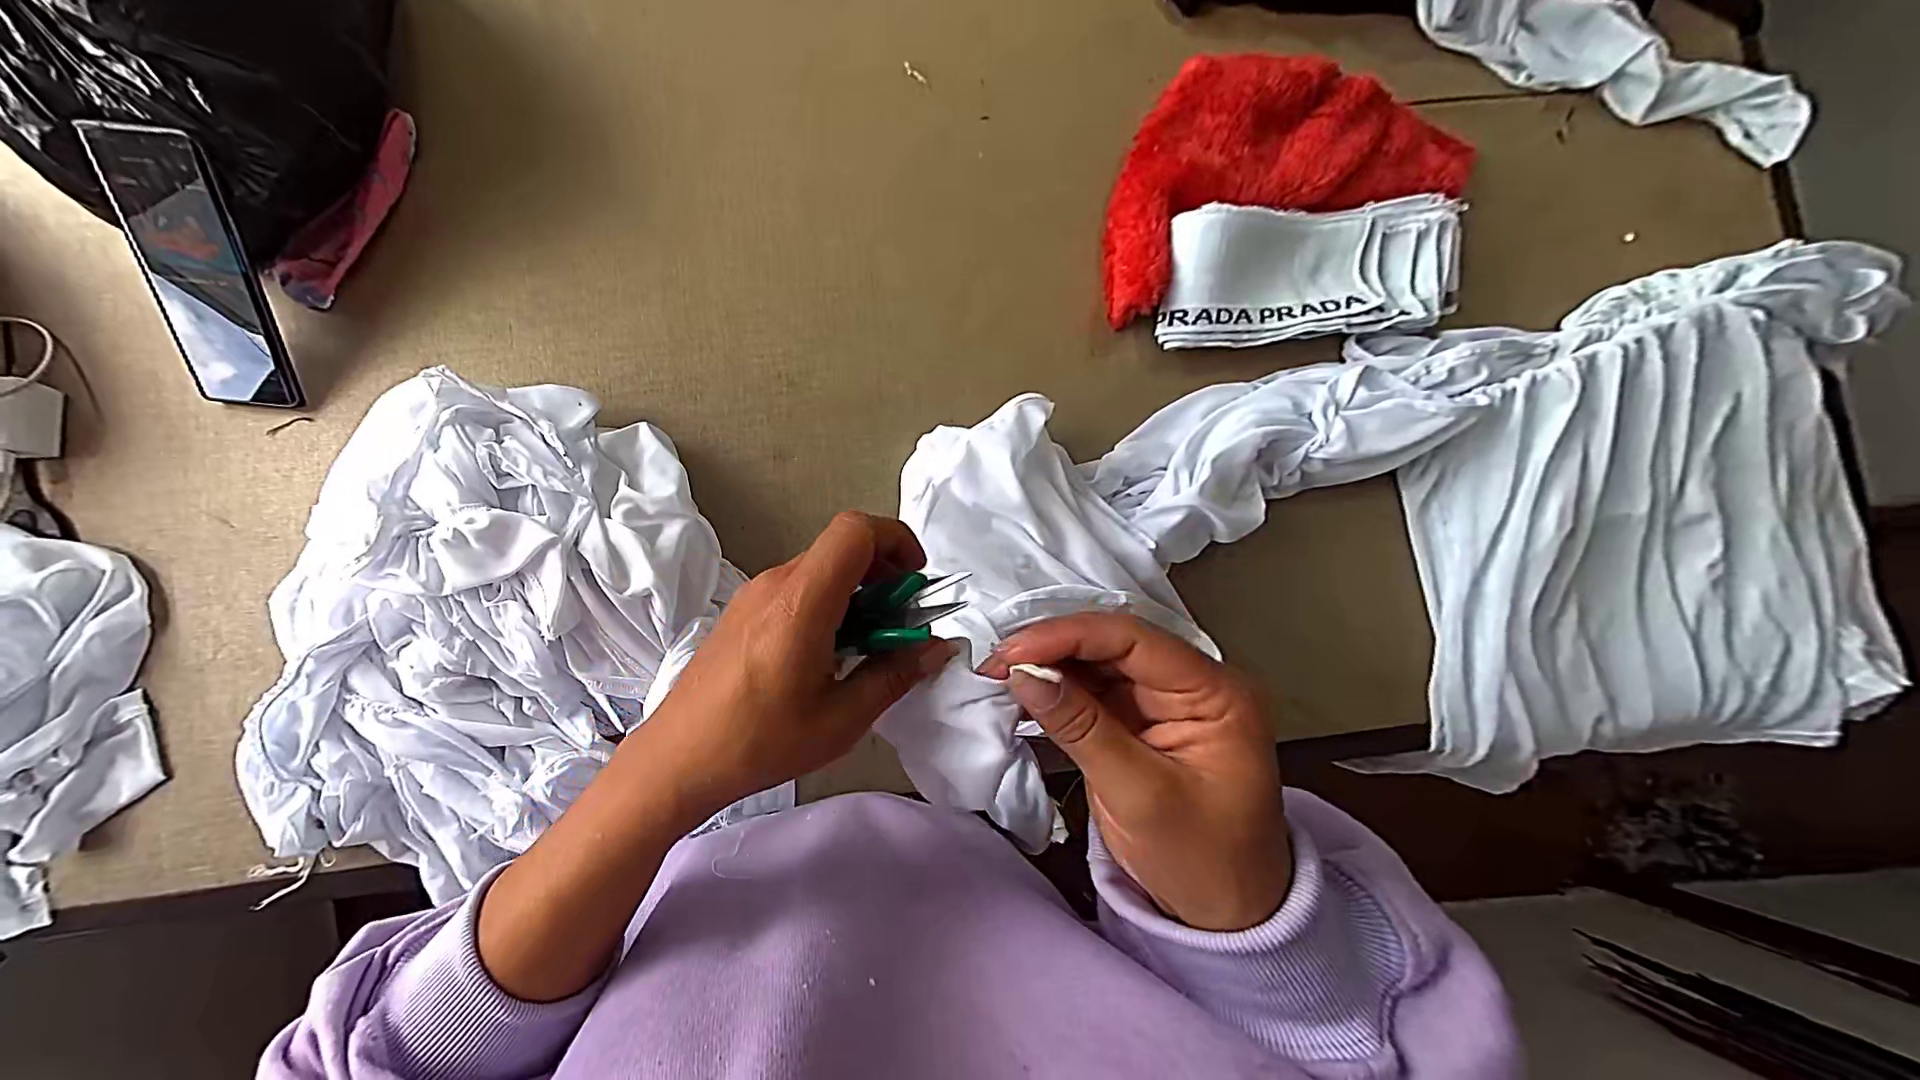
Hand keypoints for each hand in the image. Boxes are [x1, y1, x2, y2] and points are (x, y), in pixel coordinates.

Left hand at [480, 512, 952, 1002]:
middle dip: (885, 573)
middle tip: (899, 622)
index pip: (856, 530)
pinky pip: (800, 586)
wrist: (674, 760)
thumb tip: (937, 646)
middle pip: (843, 545)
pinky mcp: (743, 609)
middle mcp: (776, 582)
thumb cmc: (759, 742)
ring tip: (867, 644)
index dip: (897, 541)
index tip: (914, 584)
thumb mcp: (842, 719)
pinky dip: (831, 602)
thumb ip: (896, 675)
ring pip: (823, 566)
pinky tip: (828, 652)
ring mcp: (755, 593)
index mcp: (802, 601)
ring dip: (858, 591)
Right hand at [977, 614, 1289, 931]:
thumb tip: (1029, 676)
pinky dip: (1057, 690)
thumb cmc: (1206, 863)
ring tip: (1004, 674)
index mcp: (1216, 693)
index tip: (1018, 649)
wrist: (1225, 914)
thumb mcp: (1139, 796)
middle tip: (1000, 660)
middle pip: (1113, 643)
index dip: (1069, 635)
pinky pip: (1092, 689)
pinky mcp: (1140, 718)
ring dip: (1049, 665)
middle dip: (1052, 646)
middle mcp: (1192, 684)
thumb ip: (1081, 727)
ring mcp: (1164, 701)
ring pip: (1097, 662)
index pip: (1134, 640)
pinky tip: (1027, 692)